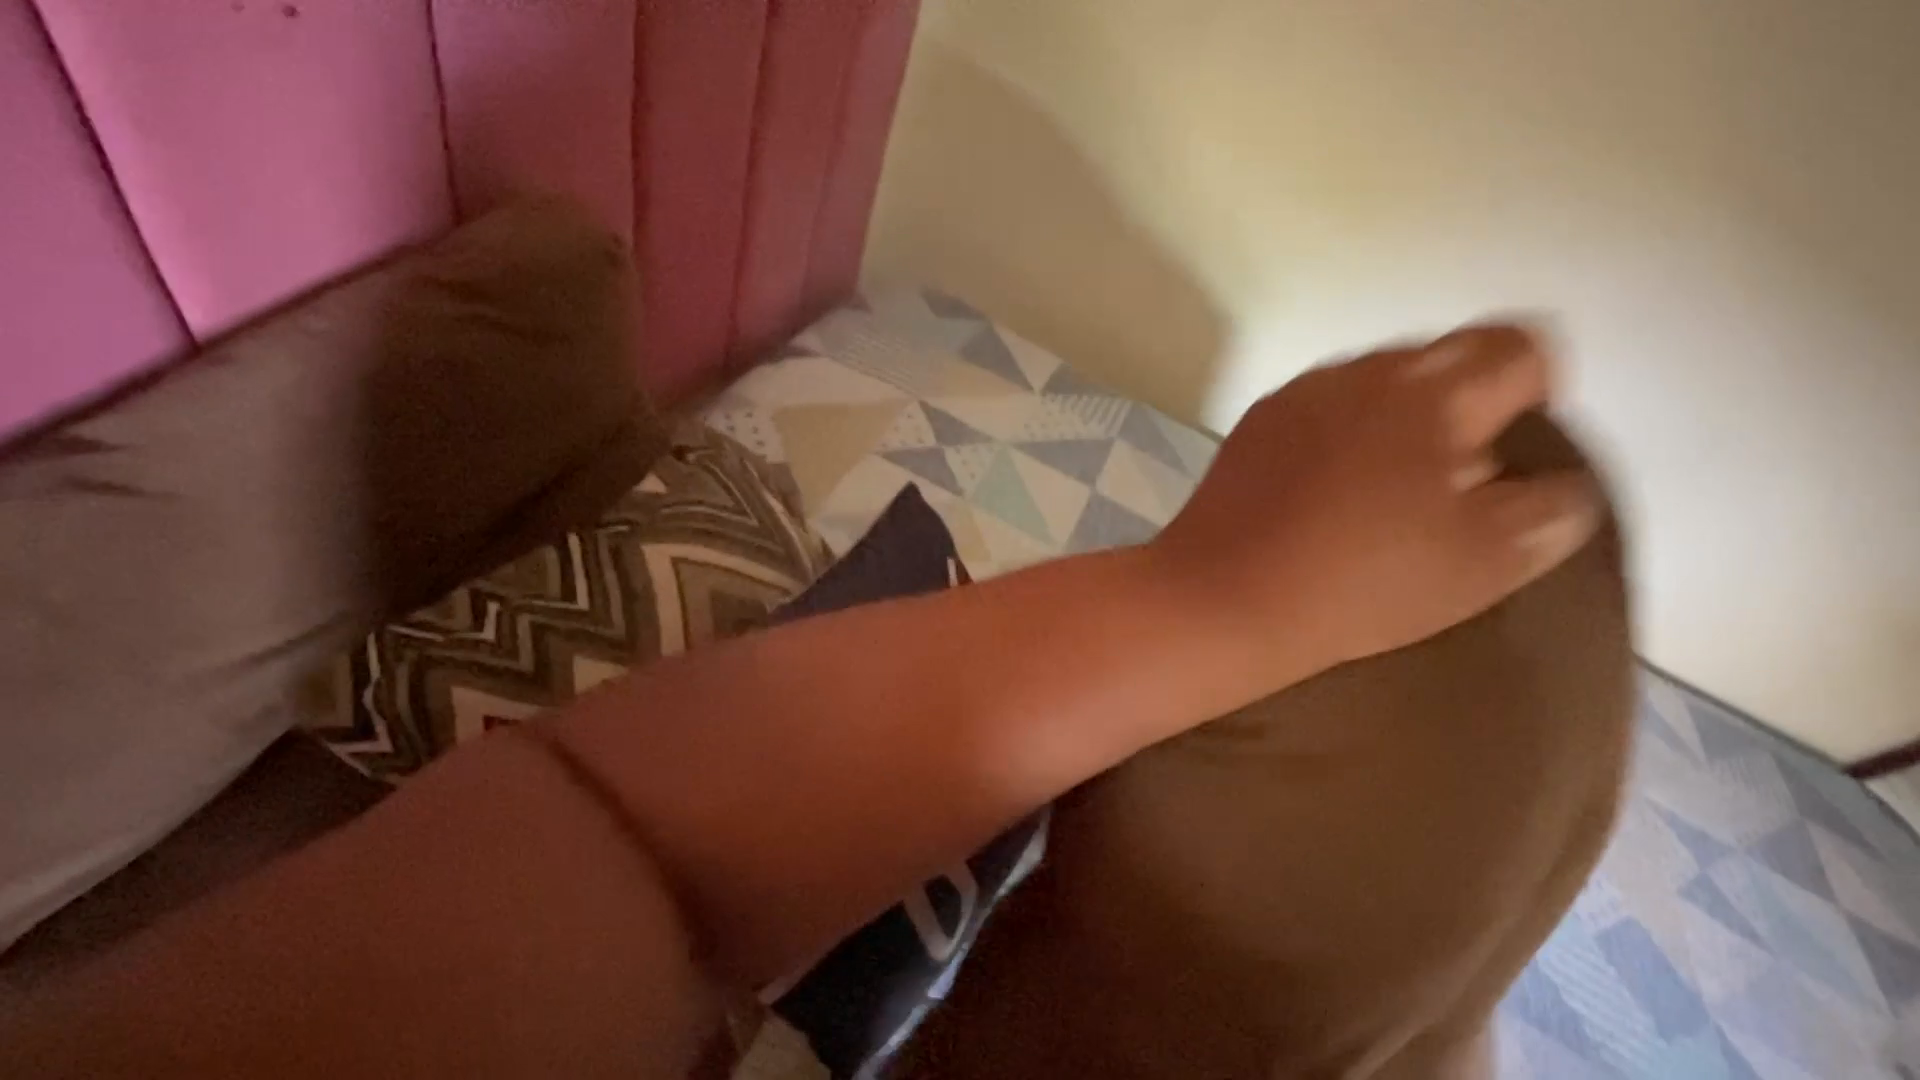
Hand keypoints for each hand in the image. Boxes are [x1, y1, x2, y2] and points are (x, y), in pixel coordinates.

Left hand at [1151, 322, 1601, 672]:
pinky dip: (1342, 438)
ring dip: (1398, 423)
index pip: (1519, 346)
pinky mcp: (1254, 423)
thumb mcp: (1488, 559)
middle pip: (1444, 360)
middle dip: (1466, 411)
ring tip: (1384, 496)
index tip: (1513, 455)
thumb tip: (1556, 481)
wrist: (1224, 597)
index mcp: (1431, 390)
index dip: (1536, 394)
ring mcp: (1298, 393)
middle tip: (1453, 485)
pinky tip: (1327, 495)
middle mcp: (1362, 370)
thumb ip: (1551, 505)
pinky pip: (1323, 411)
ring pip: (1378, 385)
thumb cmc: (1361, 582)